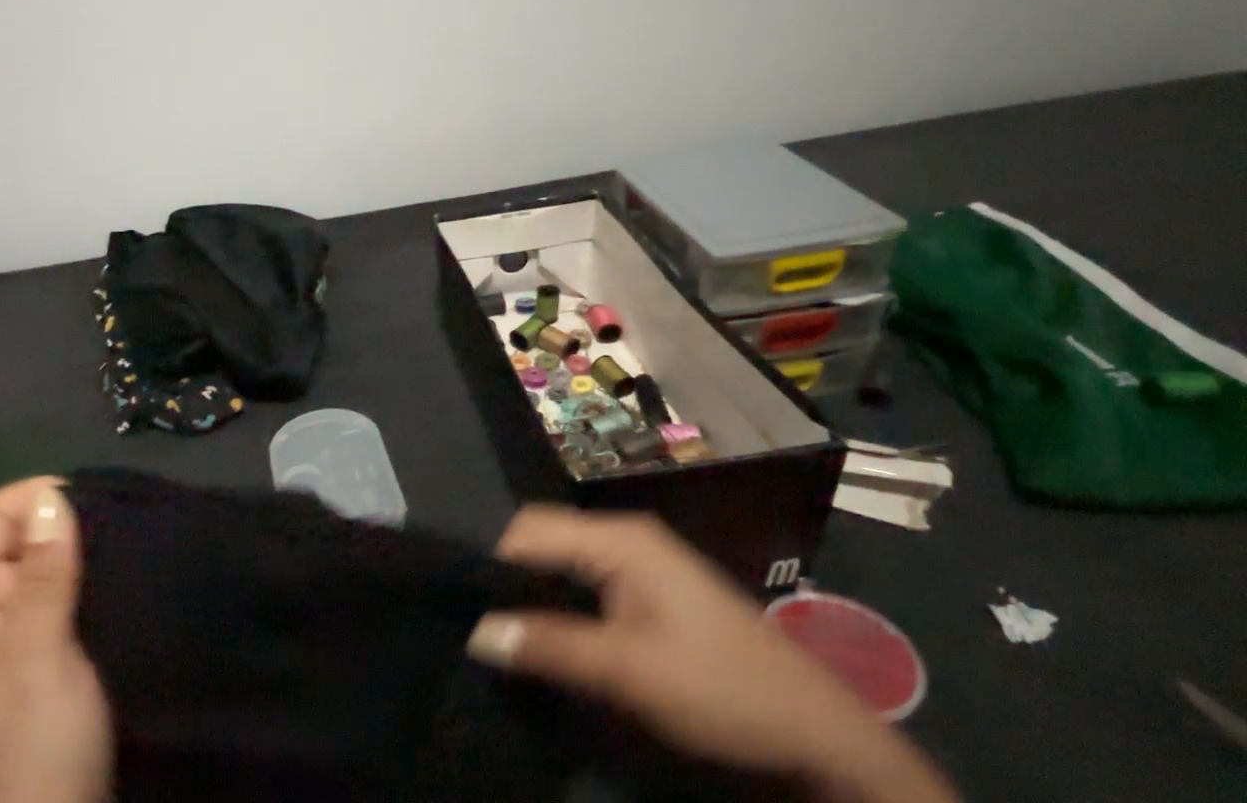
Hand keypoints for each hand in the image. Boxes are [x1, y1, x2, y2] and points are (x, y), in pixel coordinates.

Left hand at [0, 478, 109, 802]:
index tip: (98, 507)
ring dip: (89, 561)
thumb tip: (52, 496)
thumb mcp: (36, 657)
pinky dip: (98, 592)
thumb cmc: (33, 749)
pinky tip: (133, 591)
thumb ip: (42, 575)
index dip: (37, 500)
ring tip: (139, 555)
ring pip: (51, 575)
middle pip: (20, 542)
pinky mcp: (55, 670)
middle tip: (128, 532)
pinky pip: (72, 609)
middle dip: (70, 527)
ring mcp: (20, 647)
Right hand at [467, 507, 956, 802]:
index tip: (451, 600)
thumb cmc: (723, 691)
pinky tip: (535, 642)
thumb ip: (549, 645)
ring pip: (558, 568)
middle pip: (540, 543)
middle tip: (463, 621)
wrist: (817, 739)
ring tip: (486, 633)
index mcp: (620, 538)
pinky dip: (552, 611)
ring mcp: (638, 569)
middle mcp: (624, 540)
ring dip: (525, 598)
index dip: (486, 560)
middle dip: (501, 579)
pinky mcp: (645, 600)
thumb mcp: (628, 670)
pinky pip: (579, 590)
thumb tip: (473, 630)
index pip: (528, 528)